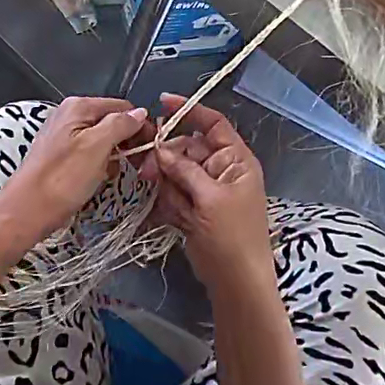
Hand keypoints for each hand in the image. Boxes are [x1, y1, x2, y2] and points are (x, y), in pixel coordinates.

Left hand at [0, 97, 149, 243]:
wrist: (25, 213)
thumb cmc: (61, 180)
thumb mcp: (97, 147)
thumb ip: (120, 125)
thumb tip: (140, 113)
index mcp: (78, 106)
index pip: (123, 107)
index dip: (140, 126)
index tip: (152, 148)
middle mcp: (69, 114)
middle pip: (112, 121)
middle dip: (128, 142)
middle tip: (138, 165)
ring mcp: (63, 135)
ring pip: (102, 139)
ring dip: (114, 156)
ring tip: (113, 174)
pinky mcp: (59, 155)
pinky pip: (89, 153)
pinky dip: (99, 164)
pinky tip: (98, 178)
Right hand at [139, 94, 274, 301]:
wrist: (236, 282)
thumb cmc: (232, 236)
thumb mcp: (210, 198)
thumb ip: (185, 170)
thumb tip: (161, 149)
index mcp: (236, 161)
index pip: (213, 124)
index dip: (190, 111)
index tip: (162, 102)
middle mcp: (221, 171)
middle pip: (187, 149)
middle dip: (168, 159)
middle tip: (148, 171)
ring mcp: (206, 191)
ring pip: (176, 173)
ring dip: (168, 186)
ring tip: (175, 208)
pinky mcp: (194, 210)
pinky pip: (174, 195)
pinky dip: (169, 204)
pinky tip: (174, 219)